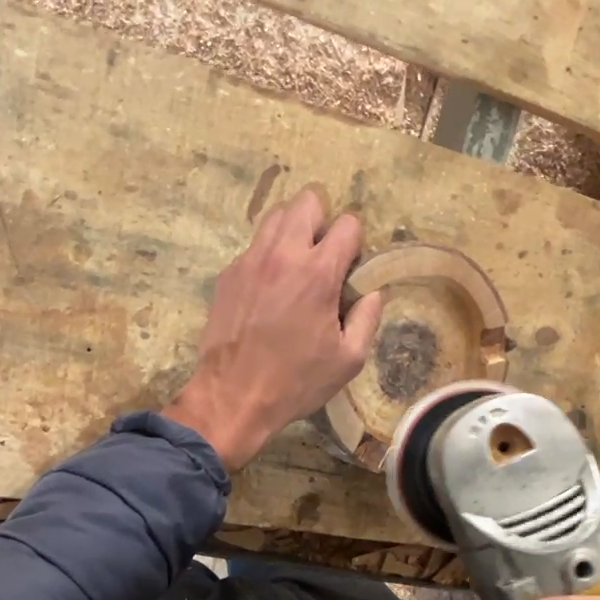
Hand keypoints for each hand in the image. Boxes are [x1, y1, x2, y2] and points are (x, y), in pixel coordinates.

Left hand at [162, 189, 384, 471]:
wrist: (232, 398)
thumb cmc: (295, 383)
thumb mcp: (348, 361)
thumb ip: (367, 318)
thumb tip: (372, 293)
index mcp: (318, 273)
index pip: (347, 223)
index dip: (354, 244)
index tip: (350, 270)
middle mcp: (282, 254)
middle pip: (307, 201)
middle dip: (322, 222)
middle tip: (323, 258)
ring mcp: (249, 260)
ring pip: (275, 216)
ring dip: (292, 231)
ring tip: (295, 268)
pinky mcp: (227, 274)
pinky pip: (253, 246)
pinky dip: (267, 257)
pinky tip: (268, 292)